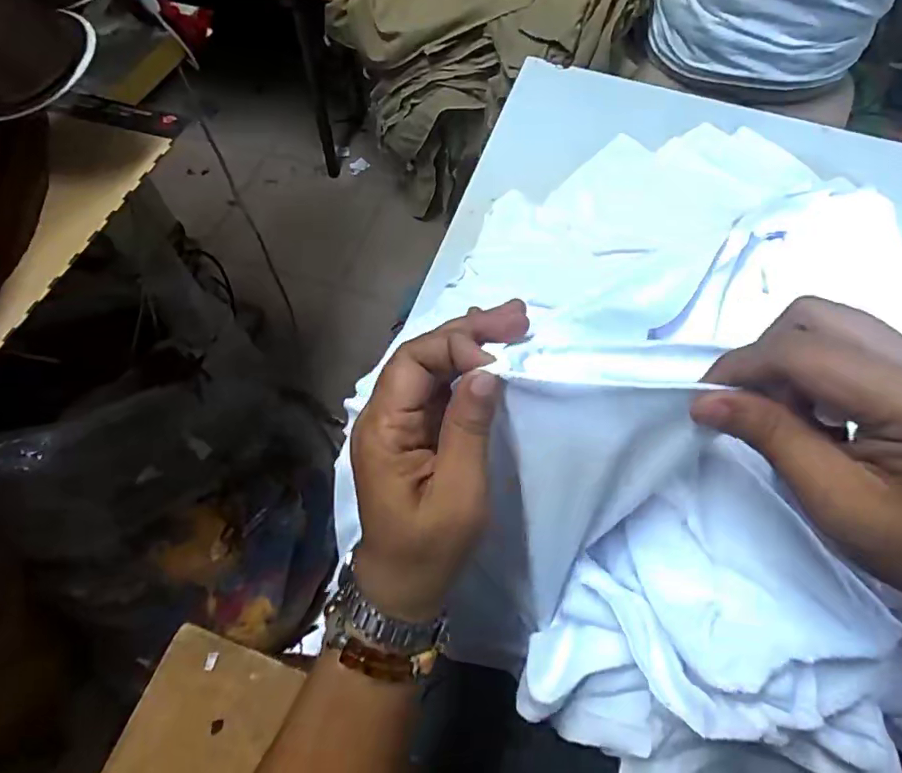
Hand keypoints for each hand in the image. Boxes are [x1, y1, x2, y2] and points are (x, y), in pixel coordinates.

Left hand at [351, 300, 528, 621]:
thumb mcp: (458, 493)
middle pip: (423, 353)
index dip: (454, 349)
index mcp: (383, 427)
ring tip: (514, 319)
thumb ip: (469, 428)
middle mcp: (386, 413)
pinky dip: (471, 362)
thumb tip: (487, 372)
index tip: (497, 363)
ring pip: (434, 362)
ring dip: (473, 339)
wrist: (404, 586)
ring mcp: (402, 419)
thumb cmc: (430, 547)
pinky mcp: (420, 427)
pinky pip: (443, 382)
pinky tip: (494, 347)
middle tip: (518, 316)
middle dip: (469, 331)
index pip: (413, 361)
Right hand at [693, 297, 901, 626]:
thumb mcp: (842, 507)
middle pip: (818, 315)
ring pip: (835, 321)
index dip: (745, 366)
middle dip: (769, 352)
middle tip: (754, 408)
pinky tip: (827, 416)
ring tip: (792, 416)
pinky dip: (822, 365)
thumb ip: (775, 440)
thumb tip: (708, 399)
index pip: (806, 350)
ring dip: (795, 356)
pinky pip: (857, 341)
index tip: (705, 398)